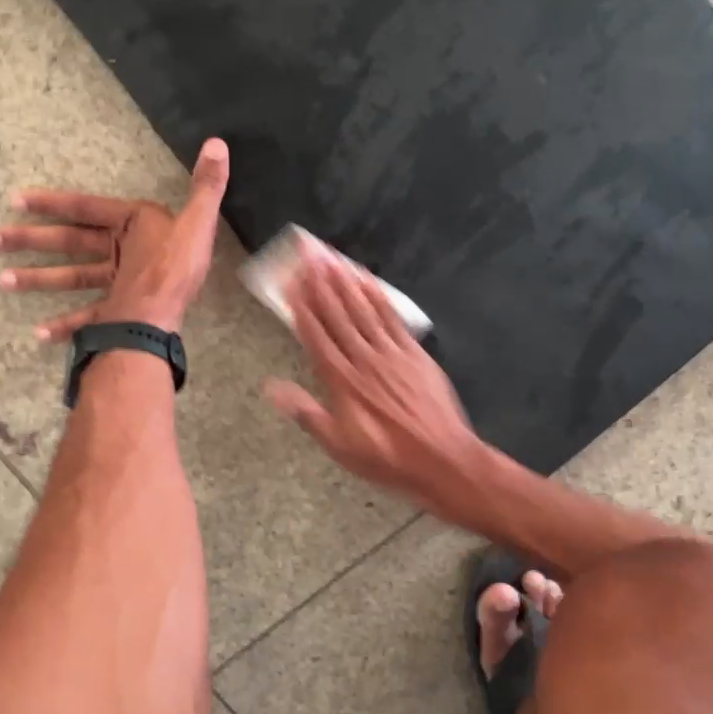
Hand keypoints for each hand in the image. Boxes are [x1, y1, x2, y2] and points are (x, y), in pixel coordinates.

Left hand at [0, 139, 229, 339]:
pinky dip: (65, 326)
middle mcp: (113, 250)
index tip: (14, 200)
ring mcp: (110, 283)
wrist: (163, 311)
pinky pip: (87, 318)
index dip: (52, 202)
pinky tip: (38, 335)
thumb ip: (207, 184)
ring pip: (70, 278)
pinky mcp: (114, 311)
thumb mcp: (199, 220)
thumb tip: (217, 143)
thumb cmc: (177, 264)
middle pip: (67, 242)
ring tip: (1, 281)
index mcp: (130, 223)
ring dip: (36, 279)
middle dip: (27, 239)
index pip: (85, 207)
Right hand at [263, 245, 489, 508]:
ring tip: (332, 258)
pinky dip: (378, 296)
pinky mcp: (414, 353)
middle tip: (308, 255)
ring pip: (363, 310)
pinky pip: (392, 318)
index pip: (315, 335)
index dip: (302, 306)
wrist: (441, 458)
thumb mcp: (339, 445)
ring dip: (346, 282)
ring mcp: (390, 353)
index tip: (291, 281)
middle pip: (337, 314)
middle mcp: (363, 359)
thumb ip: (307, 412)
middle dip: (321, 283)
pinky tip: (367, 280)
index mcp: (341, 381)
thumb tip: (271, 388)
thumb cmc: (386, 458)